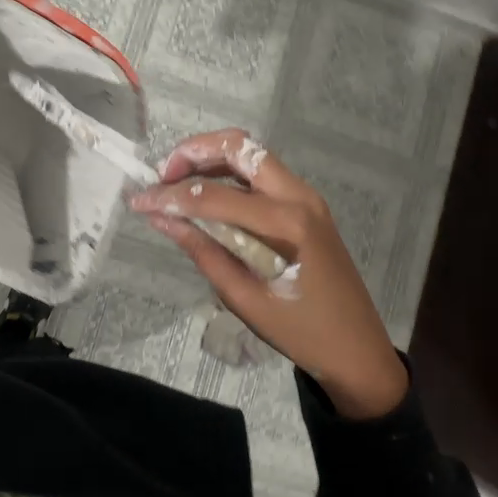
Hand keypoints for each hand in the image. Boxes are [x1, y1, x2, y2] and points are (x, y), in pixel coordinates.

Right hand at [128, 129, 408, 418]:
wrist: (358, 349)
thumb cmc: (301, 331)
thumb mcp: (244, 299)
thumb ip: (202, 251)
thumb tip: (161, 218)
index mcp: (285, 223)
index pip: (215, 196)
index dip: (171, 195)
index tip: (139, 200)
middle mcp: (298, 196)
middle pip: (240, 147)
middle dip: (195, 152)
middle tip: (163, 174)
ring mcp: (306, 196)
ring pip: (252, 154)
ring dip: (212, 157)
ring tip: (177, 180)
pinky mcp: (307, 203)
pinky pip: (263, 172)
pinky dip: (231, 172)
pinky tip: (207, 192)